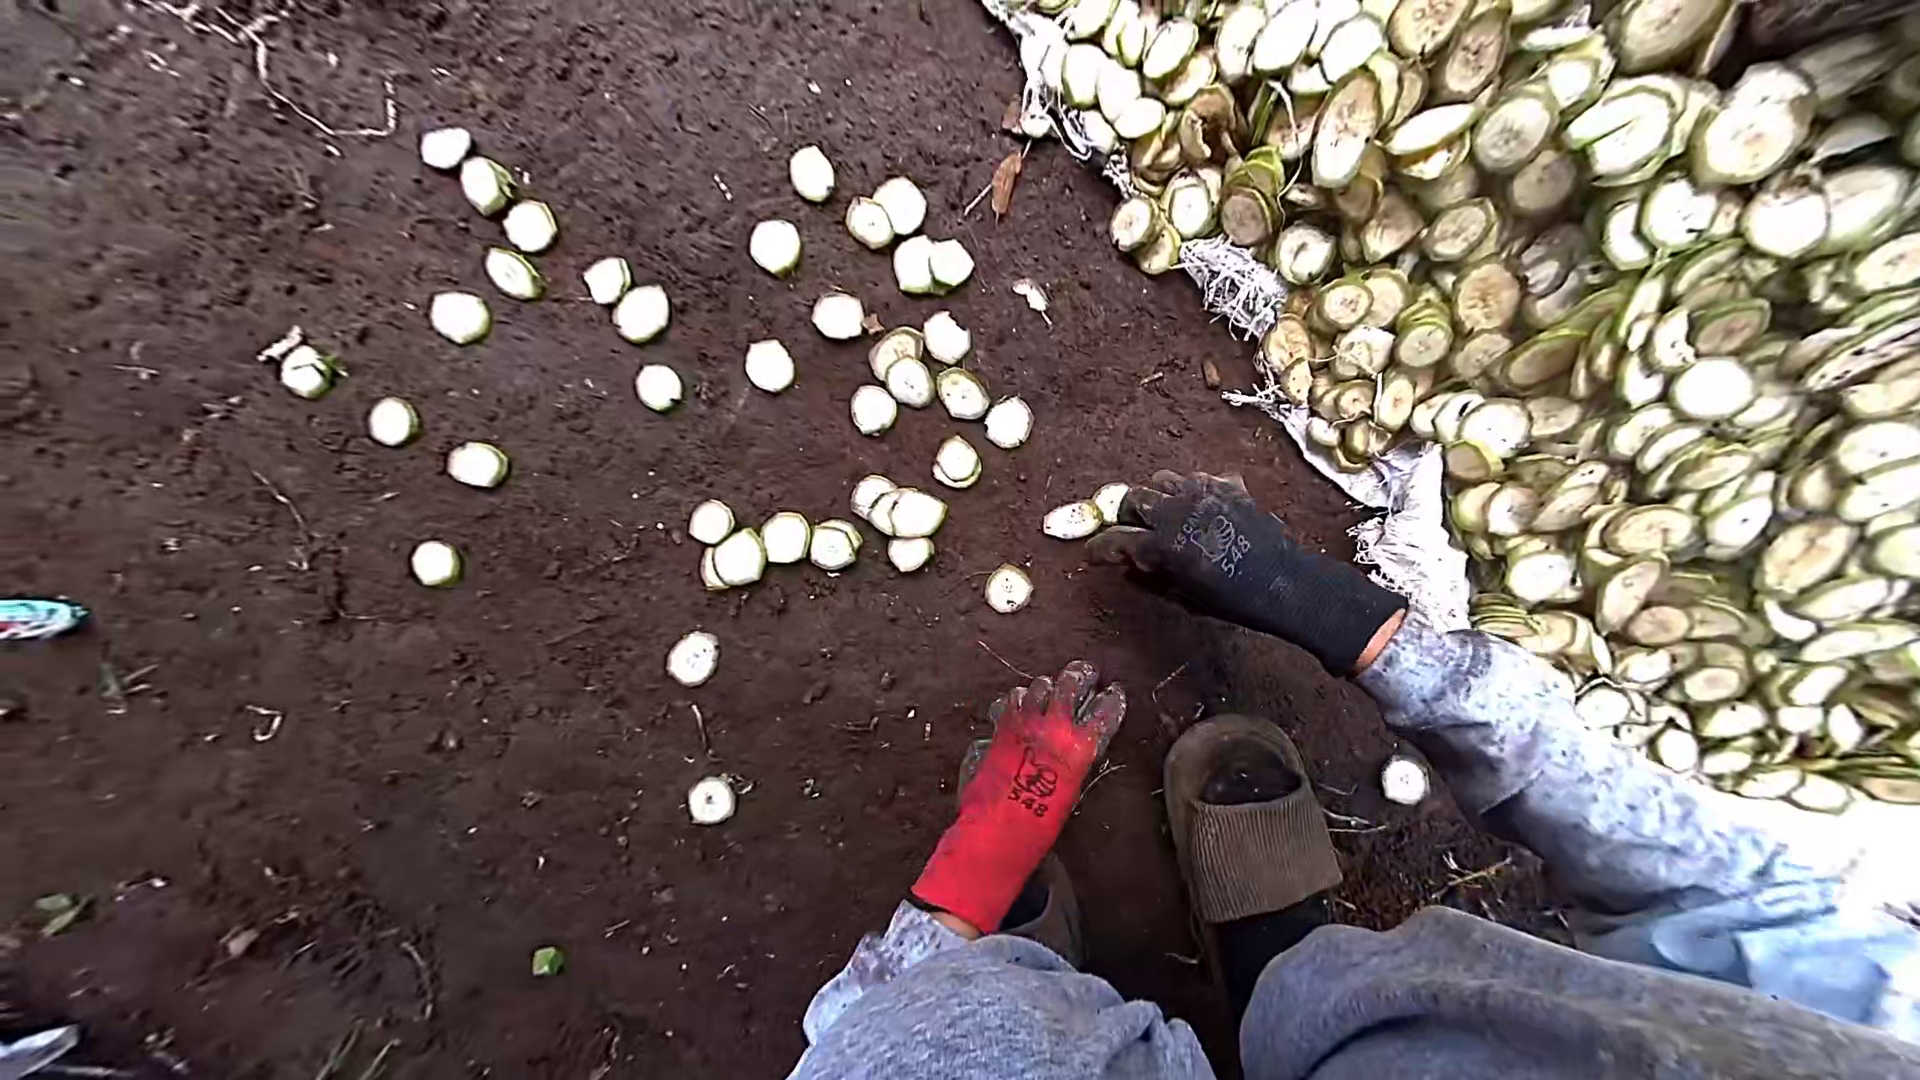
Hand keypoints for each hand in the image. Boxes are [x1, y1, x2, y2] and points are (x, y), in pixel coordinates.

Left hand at [910, 660, 1125, 934]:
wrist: (997, 831)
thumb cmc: (1038, 824)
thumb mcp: (1071, 790)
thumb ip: (1074, 760)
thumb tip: (1076, 743)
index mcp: (1080, 750)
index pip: (1106, 712)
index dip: (1114, 699)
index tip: (1115, 691)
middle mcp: (1055, 730)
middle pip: (1071, 683)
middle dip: (1081, 673)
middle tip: (1086, 671)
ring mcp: (1026, 723)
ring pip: (1040, 685)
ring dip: (1048, 686)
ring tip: (1051, 688)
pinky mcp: (1003, 725)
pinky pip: (1013, 697)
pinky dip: (1020, 697)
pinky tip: (1022, 703)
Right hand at [1088, 470, 1406, 674]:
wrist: (1288, 582)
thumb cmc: (1235, 599)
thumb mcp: (1183, 596)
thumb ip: (1149, 577)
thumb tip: (1128, 564)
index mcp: (1163, 545)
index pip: (1115, 540)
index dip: (1100, 549)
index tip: (1095, 555)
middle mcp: (1178, 512)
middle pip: (1133, 498)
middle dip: (1128, 516)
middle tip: (1135, 532)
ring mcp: (1203, 494)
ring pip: (1161, 480)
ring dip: (1157, 498)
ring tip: (1165, 516)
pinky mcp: (1227, 486)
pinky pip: (1195, 478)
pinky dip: (1188, 491)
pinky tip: (1196, 509)